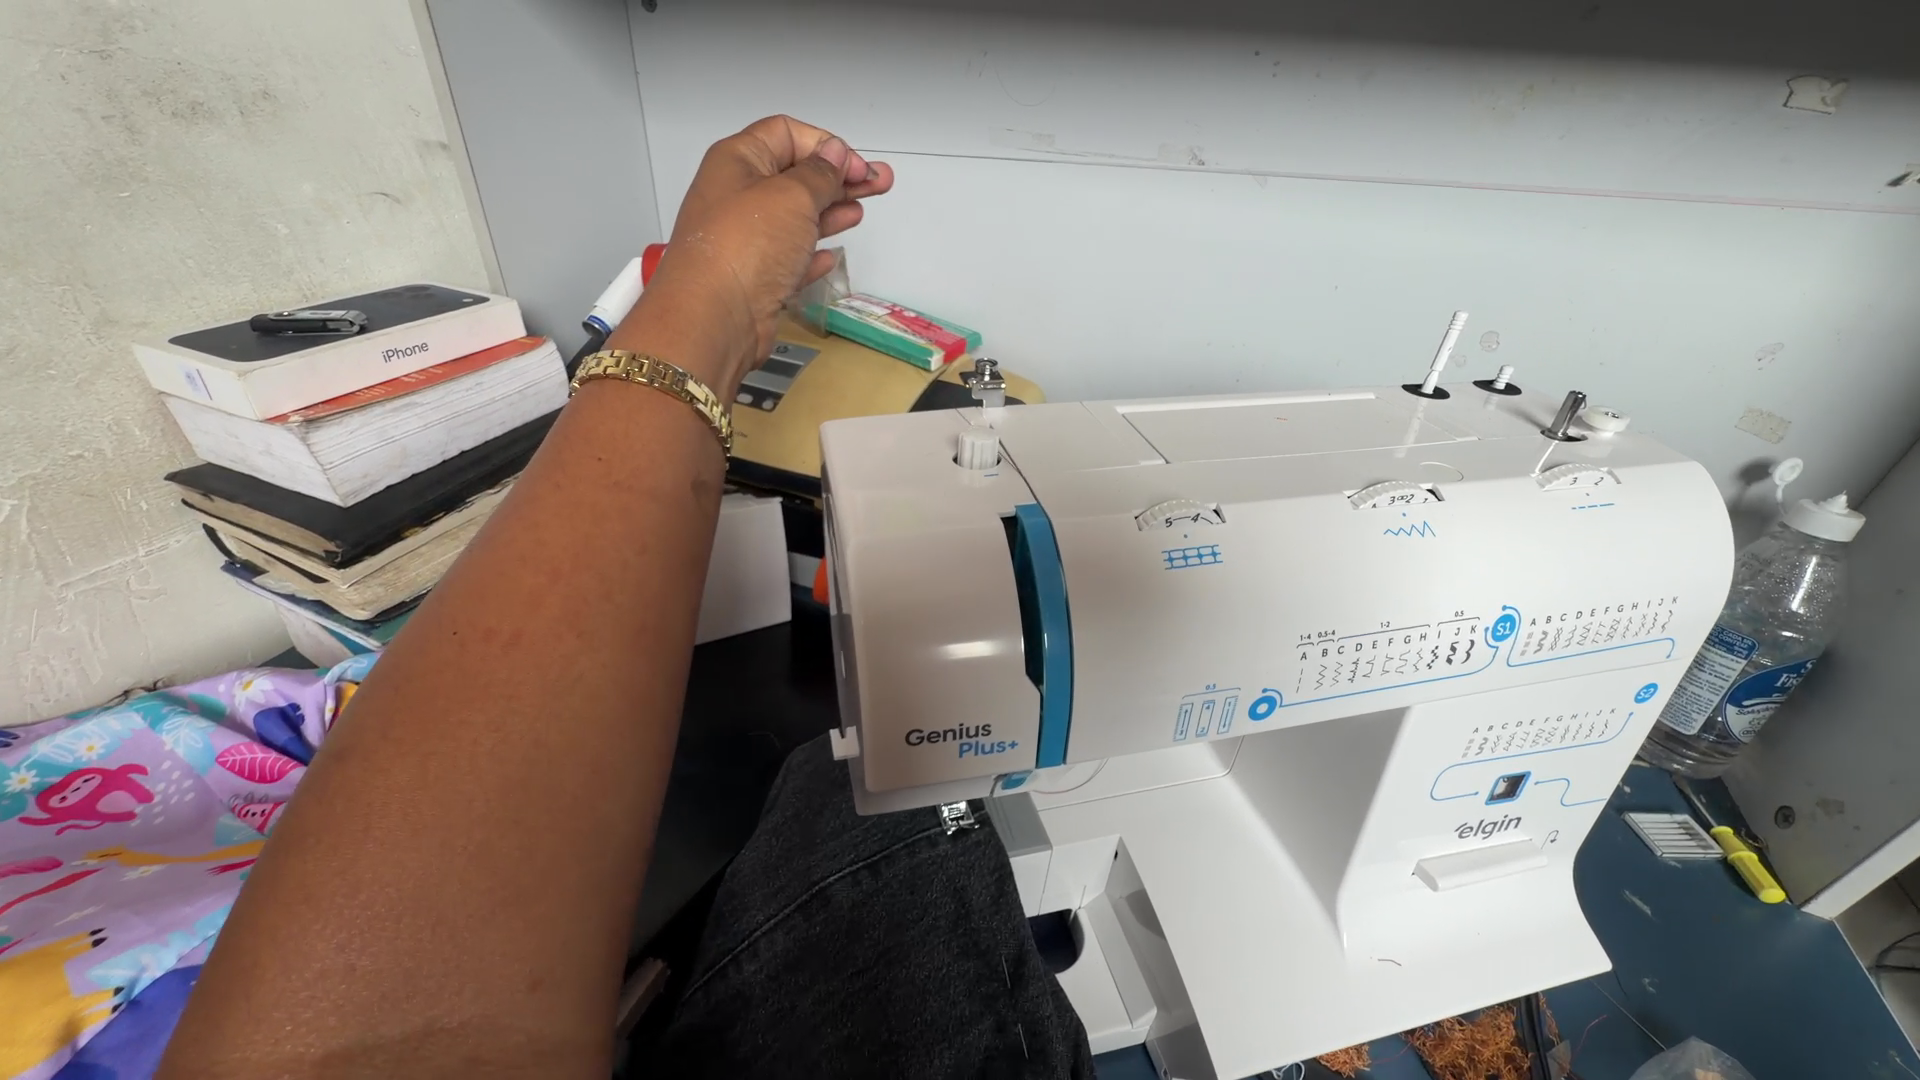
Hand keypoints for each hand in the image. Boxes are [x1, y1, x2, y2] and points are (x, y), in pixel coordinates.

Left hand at [616, 116, 893, 394]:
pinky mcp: (757, 279)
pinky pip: (789, 259)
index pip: (787, 135)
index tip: (858, 167)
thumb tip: (832, 154)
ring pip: (796, 218)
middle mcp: (738, 197)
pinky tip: (829, 255)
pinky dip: (811, 253)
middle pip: (796, 177)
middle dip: (839, 178)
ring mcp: (747, 240)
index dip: (827, 146)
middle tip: (878, 183)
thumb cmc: (743, 249)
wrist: (716, 318)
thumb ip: (819, 174)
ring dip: (830, 213)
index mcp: (738, 161)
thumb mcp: (792, 196)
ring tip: (860, 211)